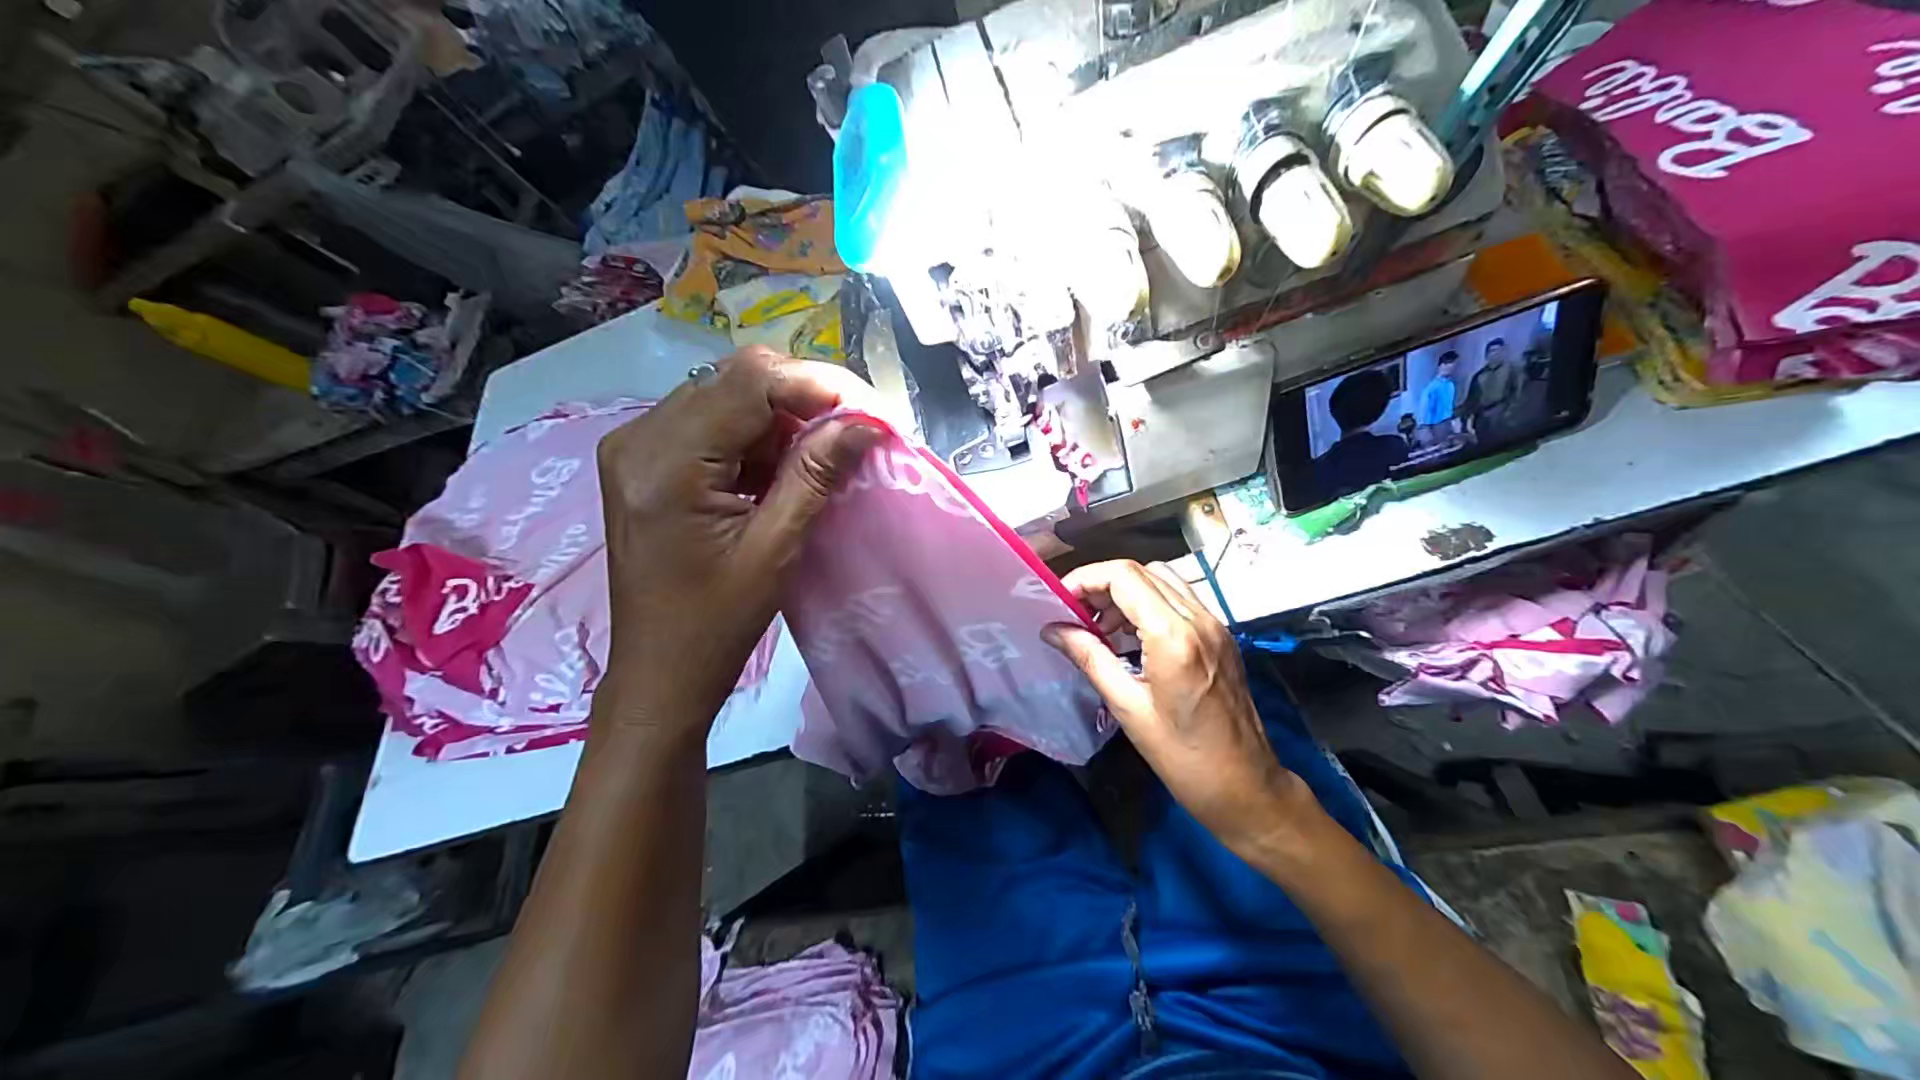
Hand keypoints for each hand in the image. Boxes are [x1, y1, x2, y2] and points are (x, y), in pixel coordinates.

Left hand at [594, 346, 881, 736]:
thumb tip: (865, 422)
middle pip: (734, 379)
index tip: (868, 413)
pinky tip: (780, 468)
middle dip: (801, 397)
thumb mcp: (774, 549)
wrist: (659, 672)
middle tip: (852, 432)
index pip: (749, 382)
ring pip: (724, 394)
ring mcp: (635, 445)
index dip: (816, 385)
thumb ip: (816, 474)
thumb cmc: (716, 624)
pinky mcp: (642, 459)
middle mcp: (639, 438)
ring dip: (779, 417)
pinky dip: (753, 435)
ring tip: (820, 456)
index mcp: (666, 462)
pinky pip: (708, 421)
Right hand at [1043, 560, 1322, 855]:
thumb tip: (1053, 630)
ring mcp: (1215, 626)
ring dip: (1126, 593)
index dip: (1086, 579)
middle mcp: (1199, 620)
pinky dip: (1149, 605)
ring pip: (1163, 580)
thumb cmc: (1182, 756)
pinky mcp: (1222, 637)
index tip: (1061, 602)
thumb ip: (1089, 658)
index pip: (1124, 576)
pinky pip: (1180, 600)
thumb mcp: (1127, 707)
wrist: (1245, 786)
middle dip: (1103, 585)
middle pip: (1143, 571)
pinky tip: (1131, 638)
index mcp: (1174, 637)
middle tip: (1077, 615)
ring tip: (1100, 628)